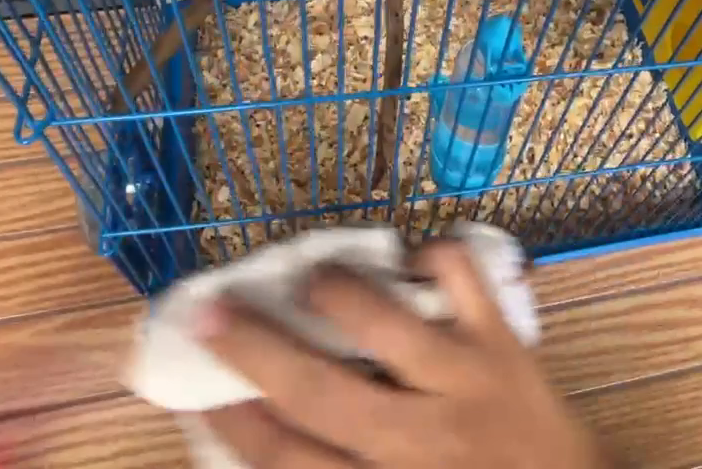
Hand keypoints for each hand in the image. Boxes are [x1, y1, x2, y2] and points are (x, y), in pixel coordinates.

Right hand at [197, 241, 608, 468]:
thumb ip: (337, 464)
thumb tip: (270, 418)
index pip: (286, 461)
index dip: (234, 422)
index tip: (197, 387)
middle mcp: (417, 441)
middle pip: (316, 391)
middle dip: (252, 346)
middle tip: (209, 306)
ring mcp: (466, 380)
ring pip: (385, 323)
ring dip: (336, 290)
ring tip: (311, 274)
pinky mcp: (503, 338)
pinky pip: (462, 275)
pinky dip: (431, 252)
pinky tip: (408, 259)